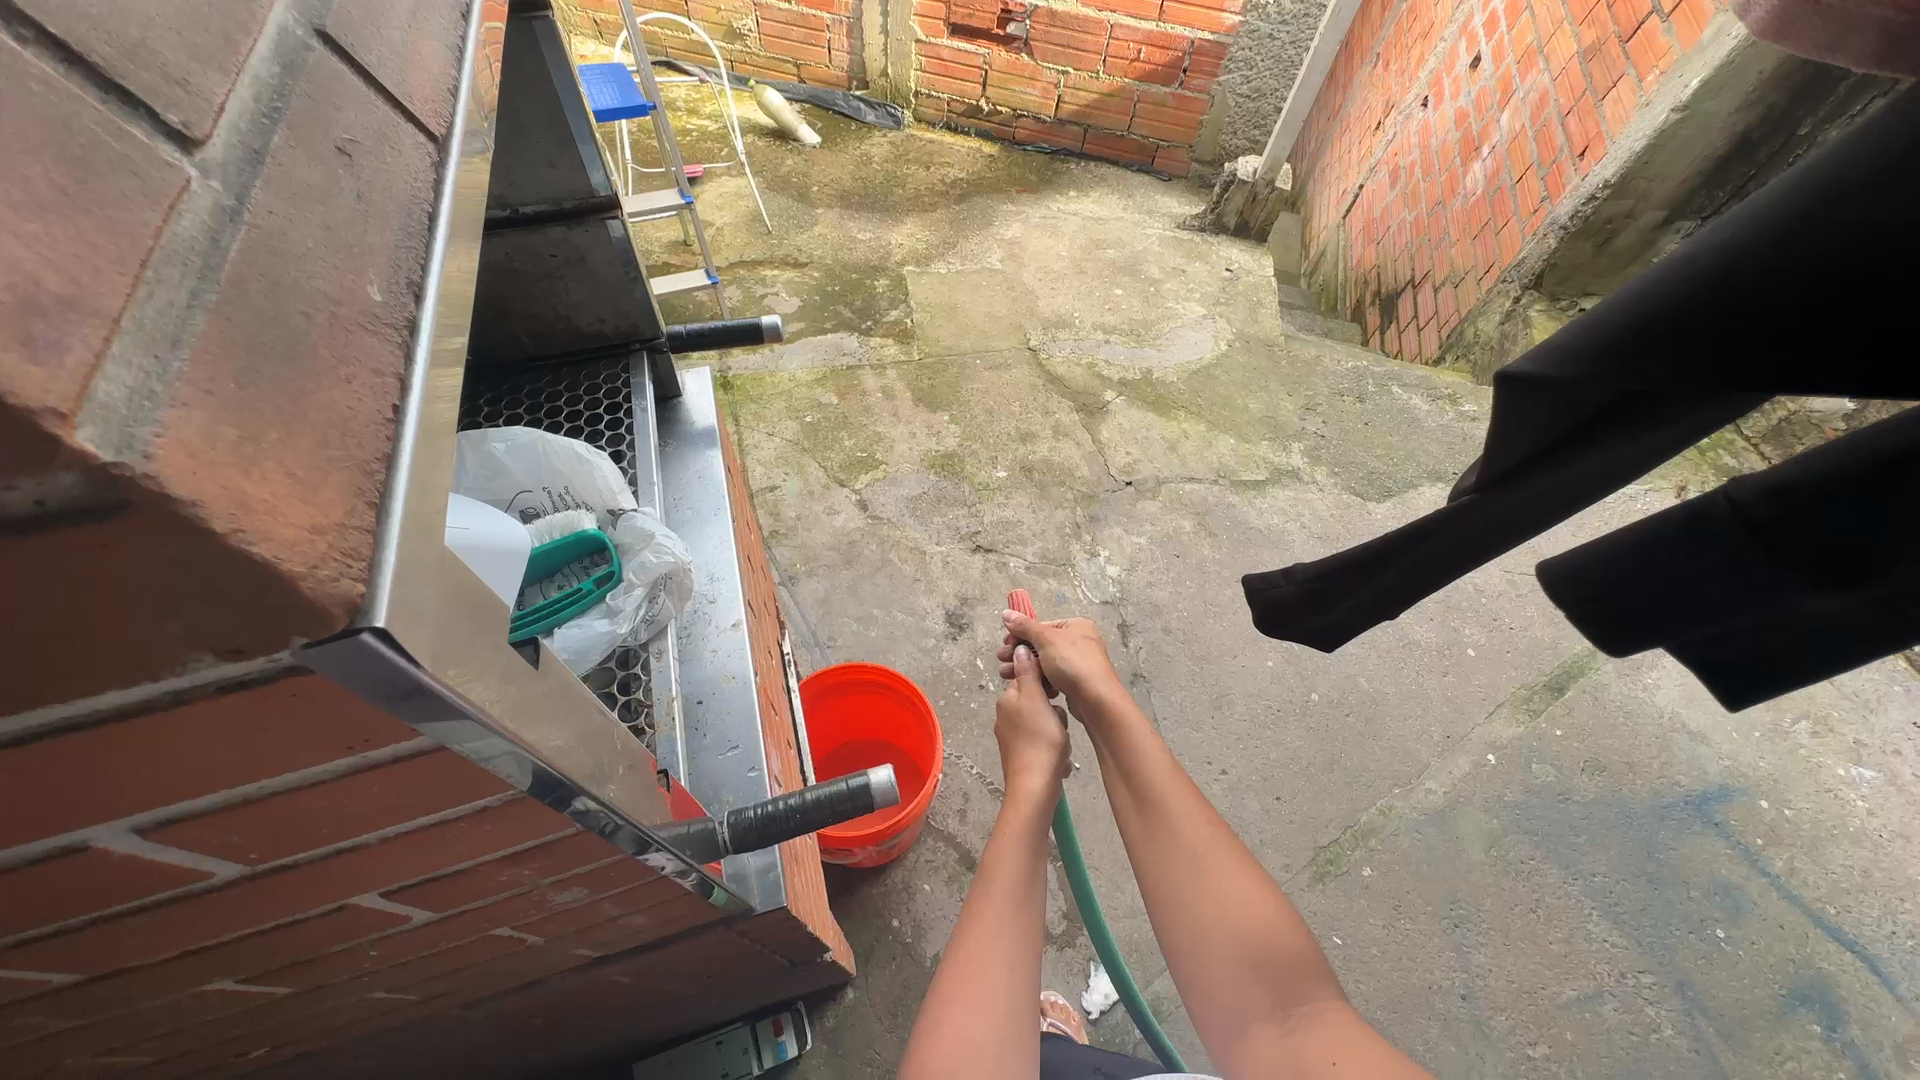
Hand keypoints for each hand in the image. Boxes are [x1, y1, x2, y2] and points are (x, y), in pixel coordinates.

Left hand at [995, 645, 1071, 797]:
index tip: (1057, 695)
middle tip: (1059, 723)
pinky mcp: (1021, 756)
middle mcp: (1006, 716)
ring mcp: (1012, 738)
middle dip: (1054, 713)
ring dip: (1057, 732)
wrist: (1035, 786)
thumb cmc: (1040, 739)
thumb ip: (1028, 673)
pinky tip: (1059, 759)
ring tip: (1060, 743)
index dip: (1046, 685)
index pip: (1028, 679)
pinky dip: (1054, 750)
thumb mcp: (1036, 699)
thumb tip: (1019, 649)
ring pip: (1044, 724)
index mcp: (1007, 700)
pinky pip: (1044, 744)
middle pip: (1039, 702)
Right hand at [998, 610, 1123, 705]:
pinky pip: (1052, 677)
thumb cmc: (1072, 663)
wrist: (1095, 699)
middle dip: (1019, 653)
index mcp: (1075, 626)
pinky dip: (1038, 680)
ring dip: (1024, 667)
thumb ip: (1024, 627)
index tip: (1005, 645)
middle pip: (1041, 644)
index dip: (1020, 634)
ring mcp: (1078, 663)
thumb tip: (1006, 613)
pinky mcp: (1075, 682)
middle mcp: (1079, 641)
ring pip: (1044, 662)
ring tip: (1005, 674)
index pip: (1041, 627)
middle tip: (1002, 659)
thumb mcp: (1046, 640)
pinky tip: (1026, 685)